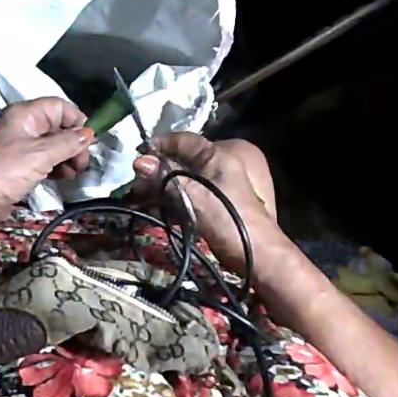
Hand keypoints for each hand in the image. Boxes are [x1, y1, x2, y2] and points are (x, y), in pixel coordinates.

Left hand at [0, 98, 94, 250]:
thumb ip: (68, 143)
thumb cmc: (5, 171)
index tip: (90, 142)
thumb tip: (89, 133)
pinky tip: (63, 179)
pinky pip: (42, 163)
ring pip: (51, 146)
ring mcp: (18, 148)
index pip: (59, 107)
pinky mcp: (17, 169)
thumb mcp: (41, 154)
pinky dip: (55, 168)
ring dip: (66, 158)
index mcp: (25, 114)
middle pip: (57, 127)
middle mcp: (22, 127)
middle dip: (73, 143)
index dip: (77, 121)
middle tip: (82, 164)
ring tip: (75, 174)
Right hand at [130, 133, 279, 274]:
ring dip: (165, 187)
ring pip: (188, 176)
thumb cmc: (228, 220)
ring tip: (144, 199)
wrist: (259, 255)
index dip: (160, 145)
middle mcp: (226, 161)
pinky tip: (162, 207)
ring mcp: (226, 181)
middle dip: (159, 172)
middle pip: (184, 160)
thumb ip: (166, 177)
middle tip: (138, 186)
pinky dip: (177, 197)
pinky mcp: (224, 200)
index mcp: (223, 153)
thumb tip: (139, 161)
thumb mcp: (194, 196)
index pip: (185, 141)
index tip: (138, 153)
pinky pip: (195, 190)